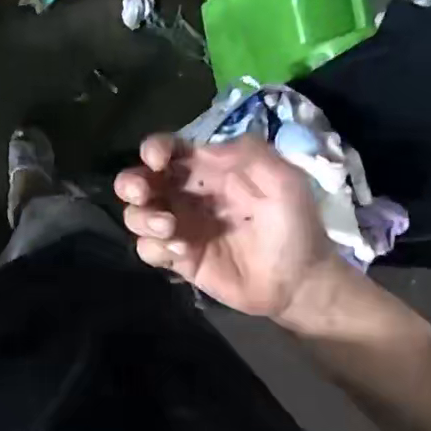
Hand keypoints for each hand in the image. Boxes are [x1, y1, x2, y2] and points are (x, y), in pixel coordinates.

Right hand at [114, 133, 347, 320]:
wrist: (299, 281)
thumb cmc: (295, 224)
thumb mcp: (283, 179)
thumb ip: (249, 154)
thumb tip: (201, 150)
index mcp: (210, 170)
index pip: (170, 151)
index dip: (155, 149)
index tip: (157, 159)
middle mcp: (188, 196)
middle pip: (140, 182)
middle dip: (131, 183)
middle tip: (142, 193)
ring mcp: (182, 229)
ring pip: (137, 216)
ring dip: (143, 217)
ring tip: (171, 228)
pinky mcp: (180, 260)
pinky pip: (148, 249)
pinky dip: (156, 247)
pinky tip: (183, 252)